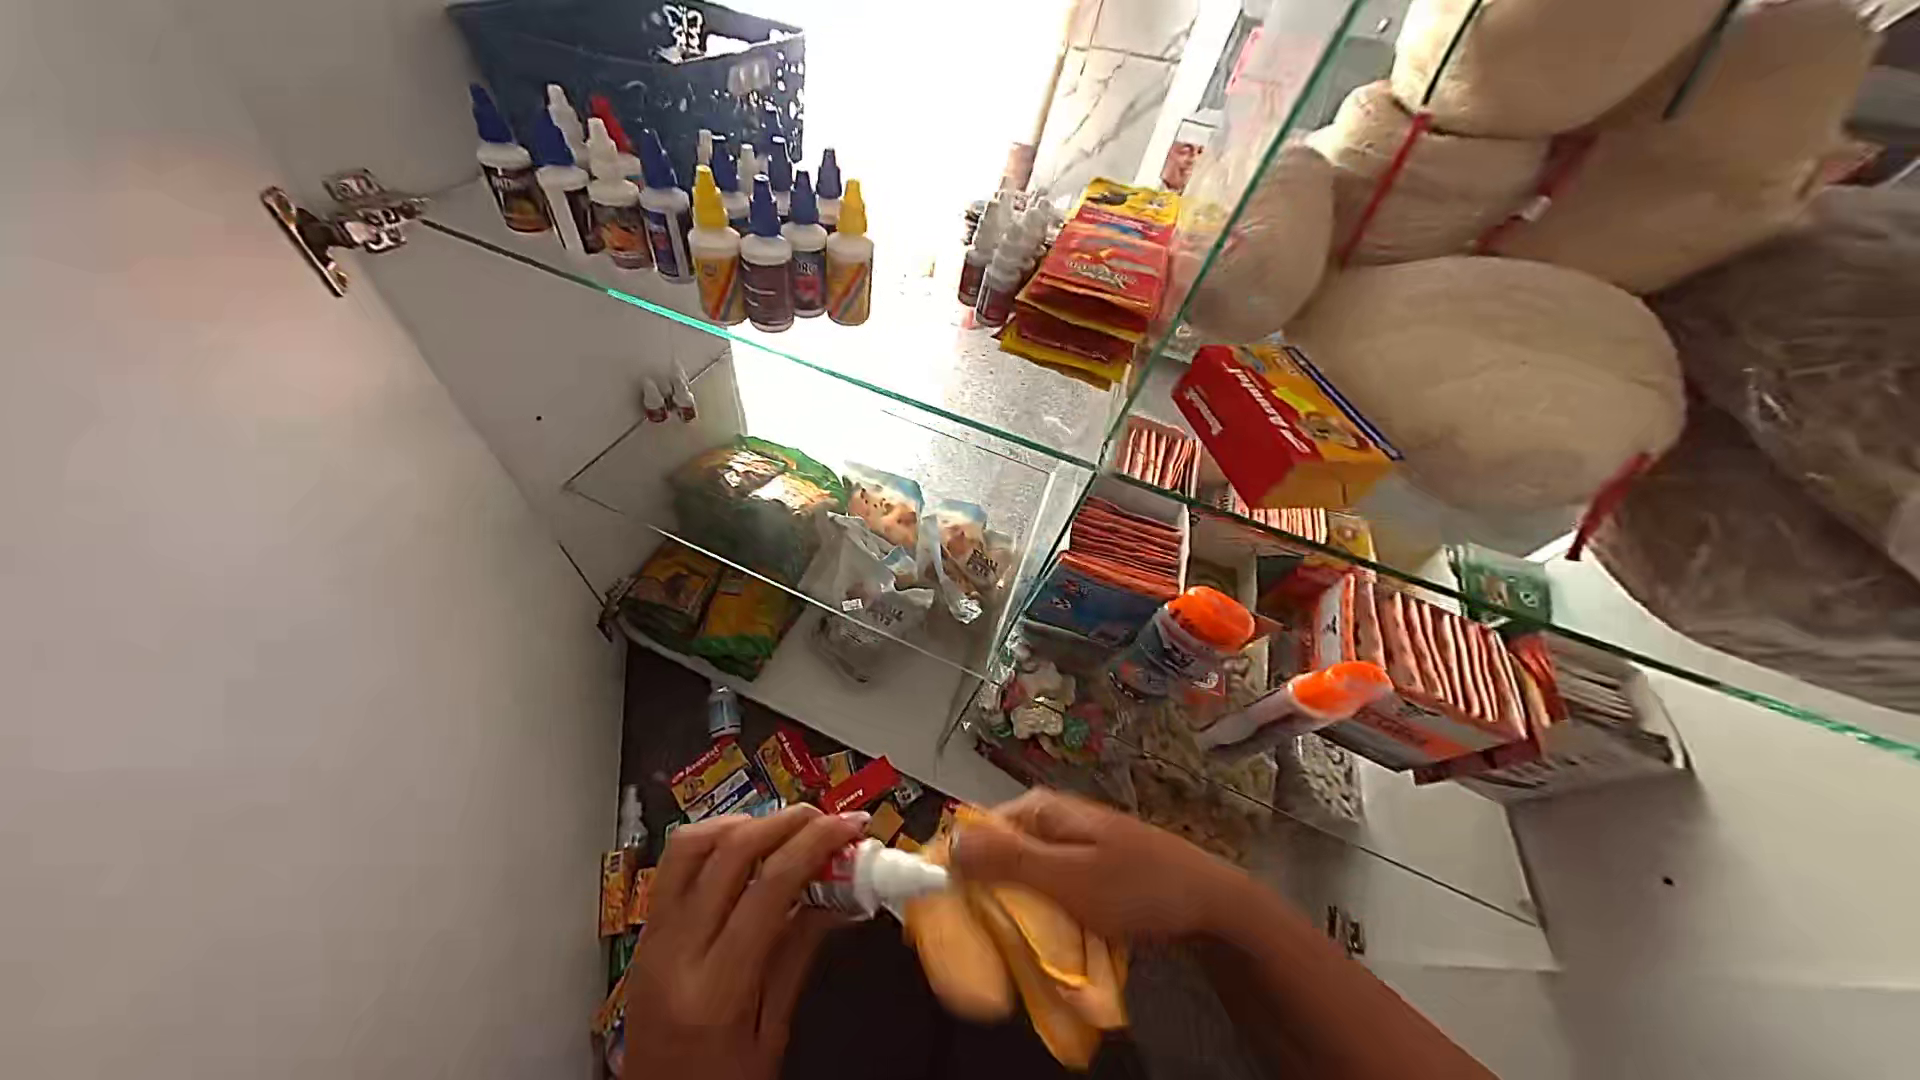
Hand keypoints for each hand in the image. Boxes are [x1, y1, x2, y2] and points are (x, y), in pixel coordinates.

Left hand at [622, 805, 865, 1079]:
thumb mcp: (771, 1033)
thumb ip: (800, 954)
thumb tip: (840, 895)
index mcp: (714, 990)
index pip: (770, 886)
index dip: (816, 844)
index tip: (849, 826)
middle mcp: (674, 953)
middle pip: (731, 851)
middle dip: (787, 822)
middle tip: (826, 819)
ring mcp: (652, 938)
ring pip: (692, 844)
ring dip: (746, 822)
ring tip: (785, 828)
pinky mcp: (645, 932)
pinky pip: (675, 863)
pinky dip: (715, 839)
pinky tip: (745, 846)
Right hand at [951, 789, 1253, 939]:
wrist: (1208, 901)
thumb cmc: (1136, 885)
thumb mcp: (1067, 877)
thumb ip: (1008, 860)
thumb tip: (949, 842)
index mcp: (1038, 809)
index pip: (976, 831)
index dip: (958, 869)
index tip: (950, 913)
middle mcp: (1048, 819)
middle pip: (997, 856)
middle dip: (990, 897)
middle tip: (988, 939)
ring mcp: (1069, 841)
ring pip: (1022, 877)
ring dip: (1017, 911)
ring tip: (1019, 946)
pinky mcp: (1085, 866)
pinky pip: (1047, 889)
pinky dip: (1044, 913)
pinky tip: (1053, 938)